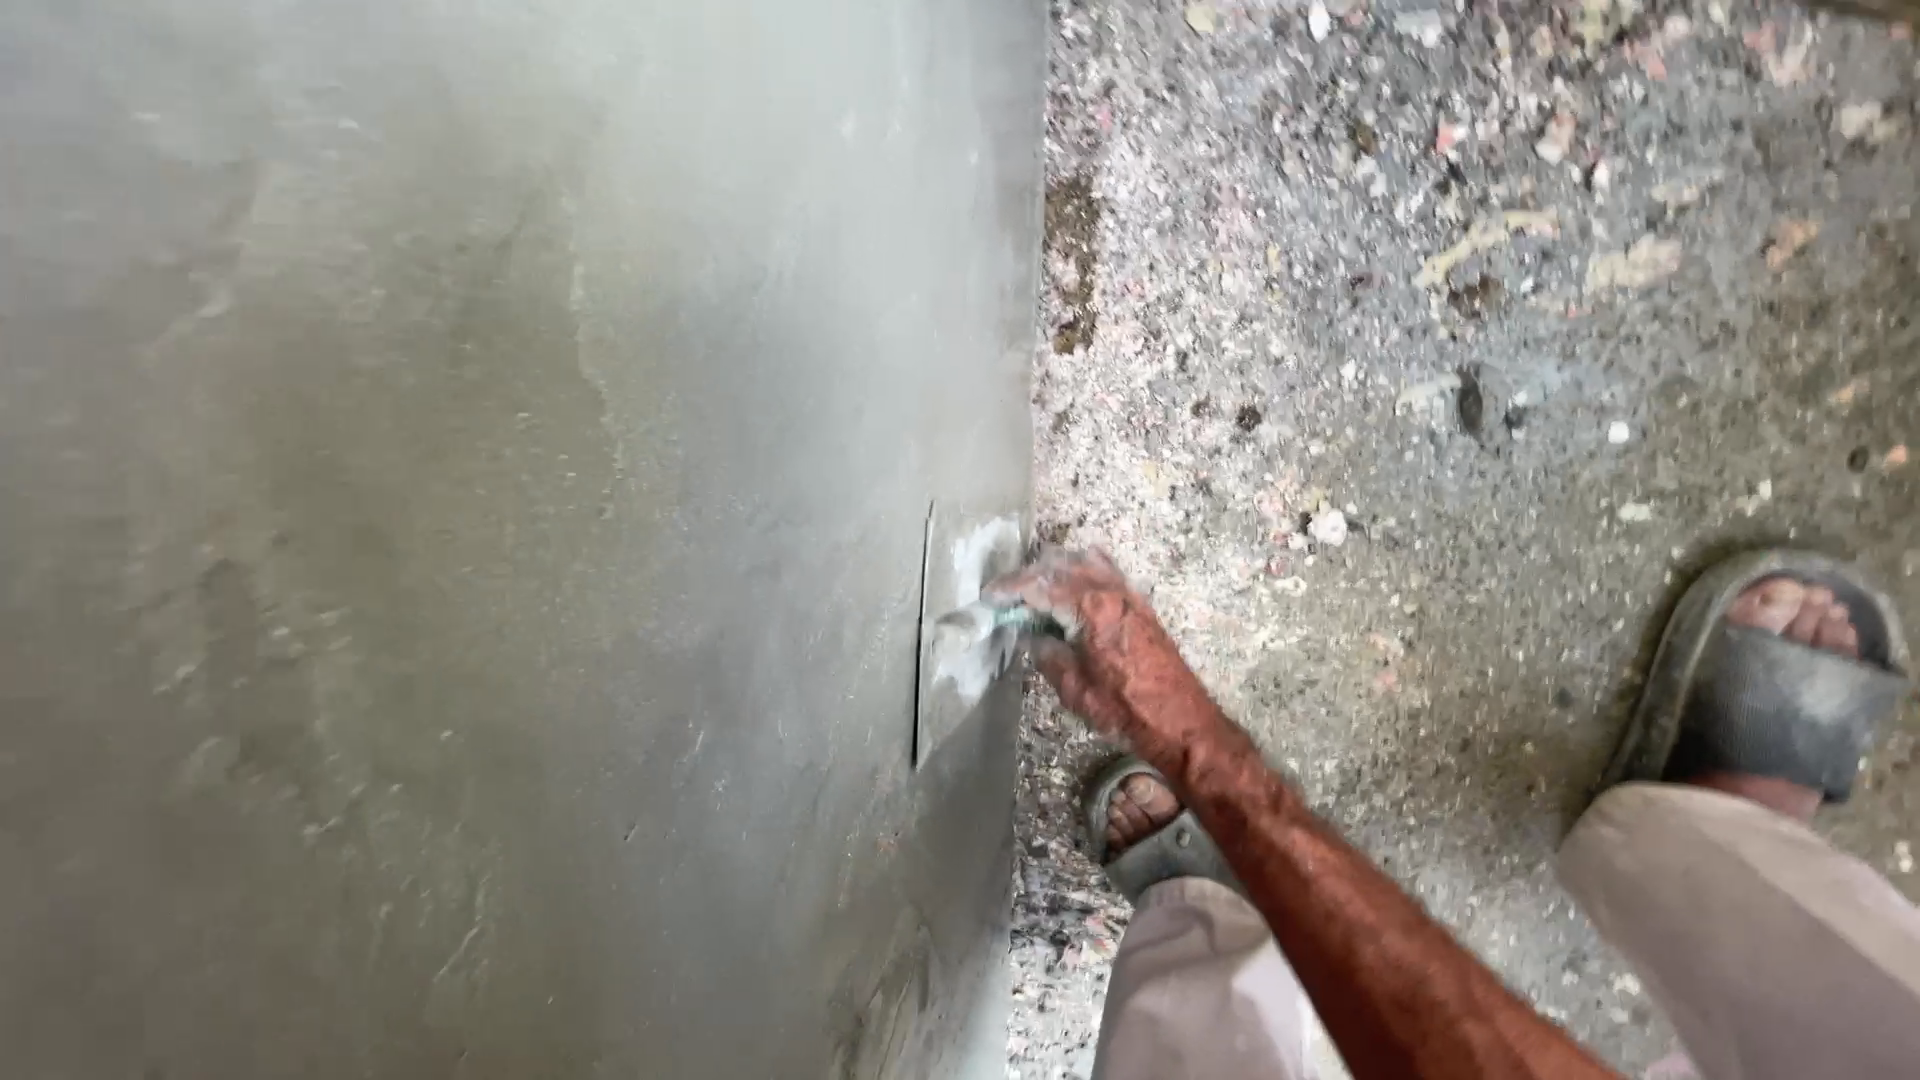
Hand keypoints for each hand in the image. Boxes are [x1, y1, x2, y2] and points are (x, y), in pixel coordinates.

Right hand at [983, 547, 1209, 745]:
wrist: (1179, 719)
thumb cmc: (1124, 709)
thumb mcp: (1074, 689)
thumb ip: (1046, 654)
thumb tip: (1030, 636)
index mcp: (1090, 608)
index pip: (1039, 586)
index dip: (1009, 589)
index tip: (988, 596)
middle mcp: (1109, 590)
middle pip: (1058, 566)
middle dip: (1027, 577)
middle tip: (1005, 597)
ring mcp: (1127, 592)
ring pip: (1081, 561)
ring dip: (1053, 570)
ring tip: (1032, 591)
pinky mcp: (1137, 602)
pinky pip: (1104, 569)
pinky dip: (1080, 569)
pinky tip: (1068, 583)